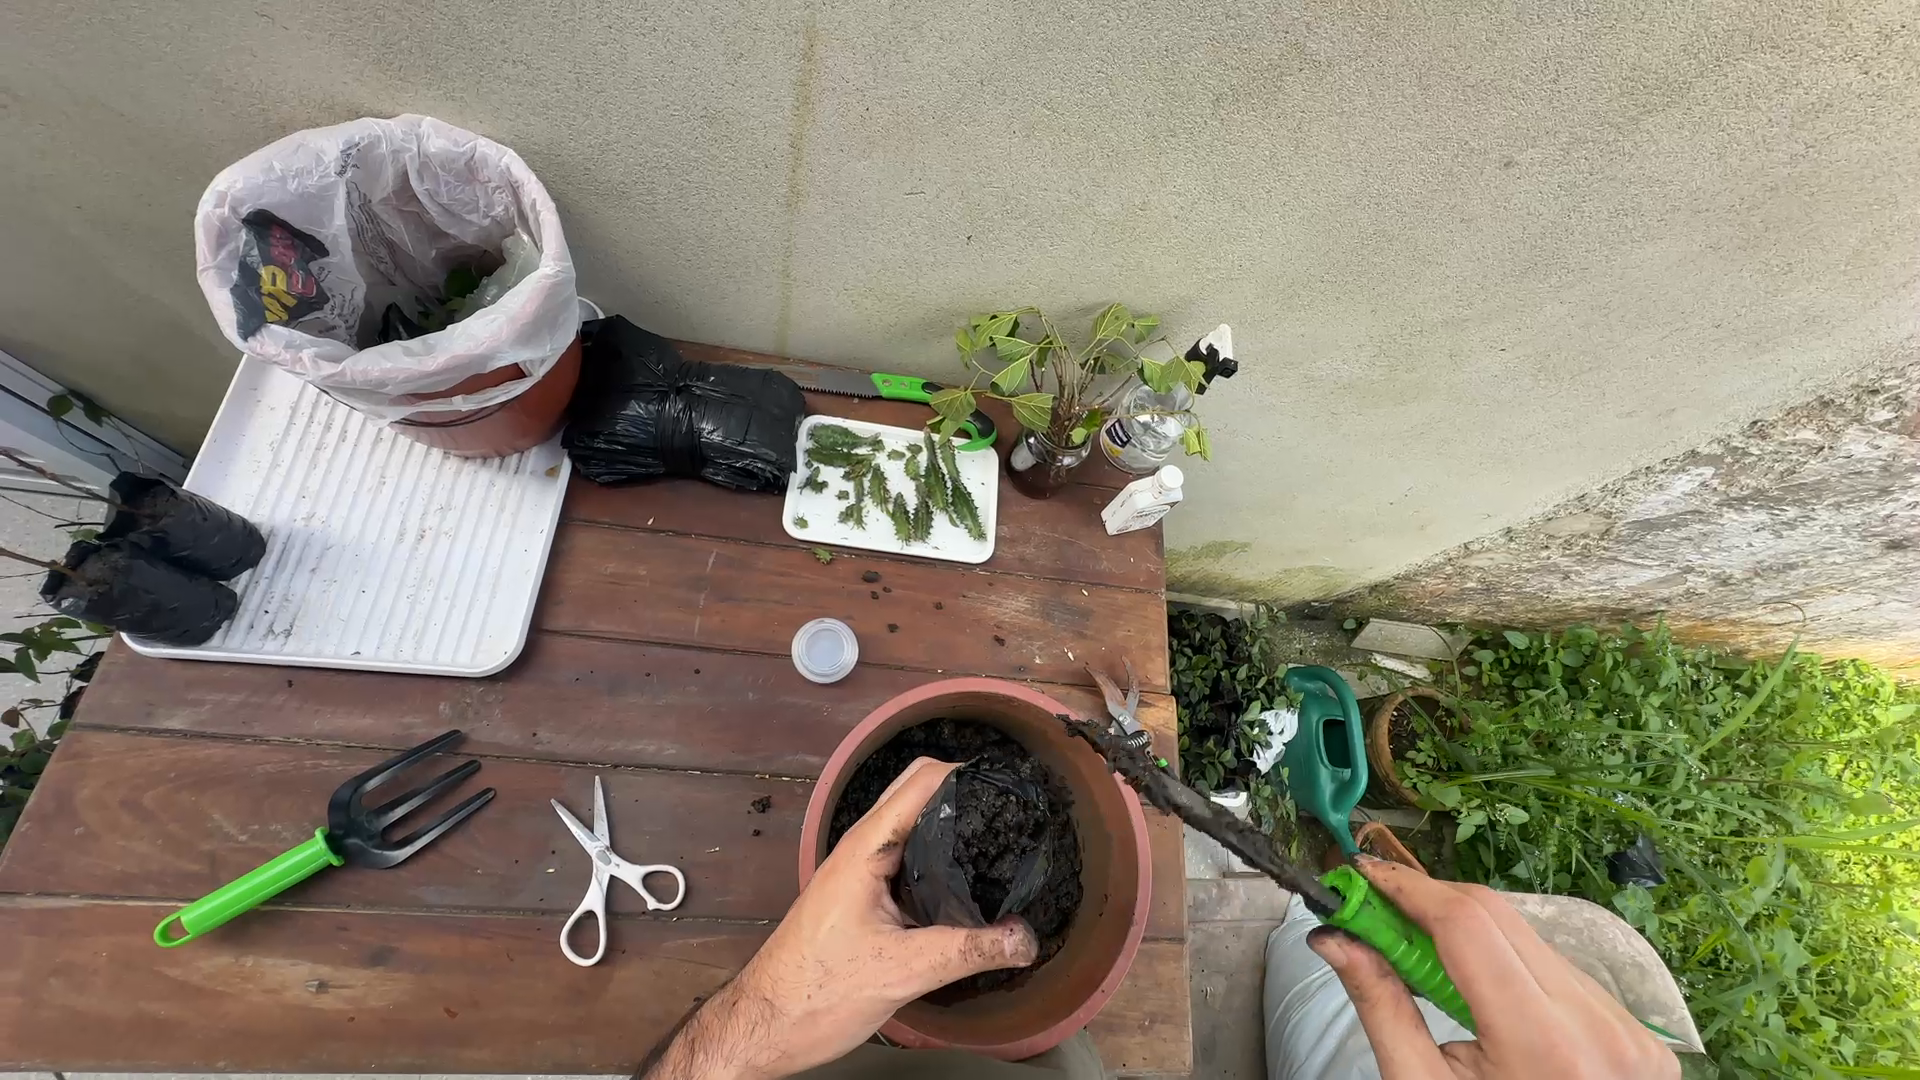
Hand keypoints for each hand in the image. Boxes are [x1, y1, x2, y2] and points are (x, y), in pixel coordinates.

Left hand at [643, 757, 1037, 1079]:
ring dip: (945, 814)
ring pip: (908, 816)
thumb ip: (969, 951)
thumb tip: (1027, 938)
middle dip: (959, 786)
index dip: (965, 773)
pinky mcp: (861, 886)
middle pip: (915, 786)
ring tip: (994, 833)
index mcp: (868, 845)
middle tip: (1006, 810)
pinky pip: (903, 846)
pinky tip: (962, 873)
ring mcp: (860, 863)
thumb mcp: (903, 971)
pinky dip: (933, 844)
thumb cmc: (819, 992)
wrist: (764, 1024)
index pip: (922, 780)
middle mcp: (862, 842)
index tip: (1006, 789)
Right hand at [1308, 856, 1677, 1079]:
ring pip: (1522, 933)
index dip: (1405, 886)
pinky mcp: (1638, 1034)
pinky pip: (1551, 963)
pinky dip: (1499, 955)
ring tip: (1417, 951)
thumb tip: (1328, 936)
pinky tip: (1472, 983)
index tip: (1356, 874)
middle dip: (1424, 898)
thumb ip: (1380, 1005)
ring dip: (1460, 925)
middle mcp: (1599, 1025)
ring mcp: (1629, 1030)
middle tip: (1372, 905)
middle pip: (1494, 915)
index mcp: (1546, 1046)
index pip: (1466, 923)